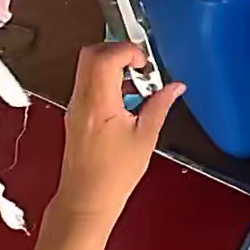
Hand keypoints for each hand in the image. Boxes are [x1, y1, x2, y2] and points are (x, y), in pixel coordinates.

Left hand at [50, 41, 184, 235]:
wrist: (87, 199)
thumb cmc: (114, 175)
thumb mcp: (146, 137)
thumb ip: (160, 105)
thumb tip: (174, 86)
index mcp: (99, 104)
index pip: (104, 58)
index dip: (127, 51)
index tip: (144, 62)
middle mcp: (81, 101)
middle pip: (90, 55)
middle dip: (117, 50)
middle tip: (139, 63)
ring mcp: (75, 106)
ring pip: (86, 66)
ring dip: (111, 64)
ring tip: (135, 82)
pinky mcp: (76, 113)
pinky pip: (87, 83)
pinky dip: (106, 79)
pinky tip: (125, 97)